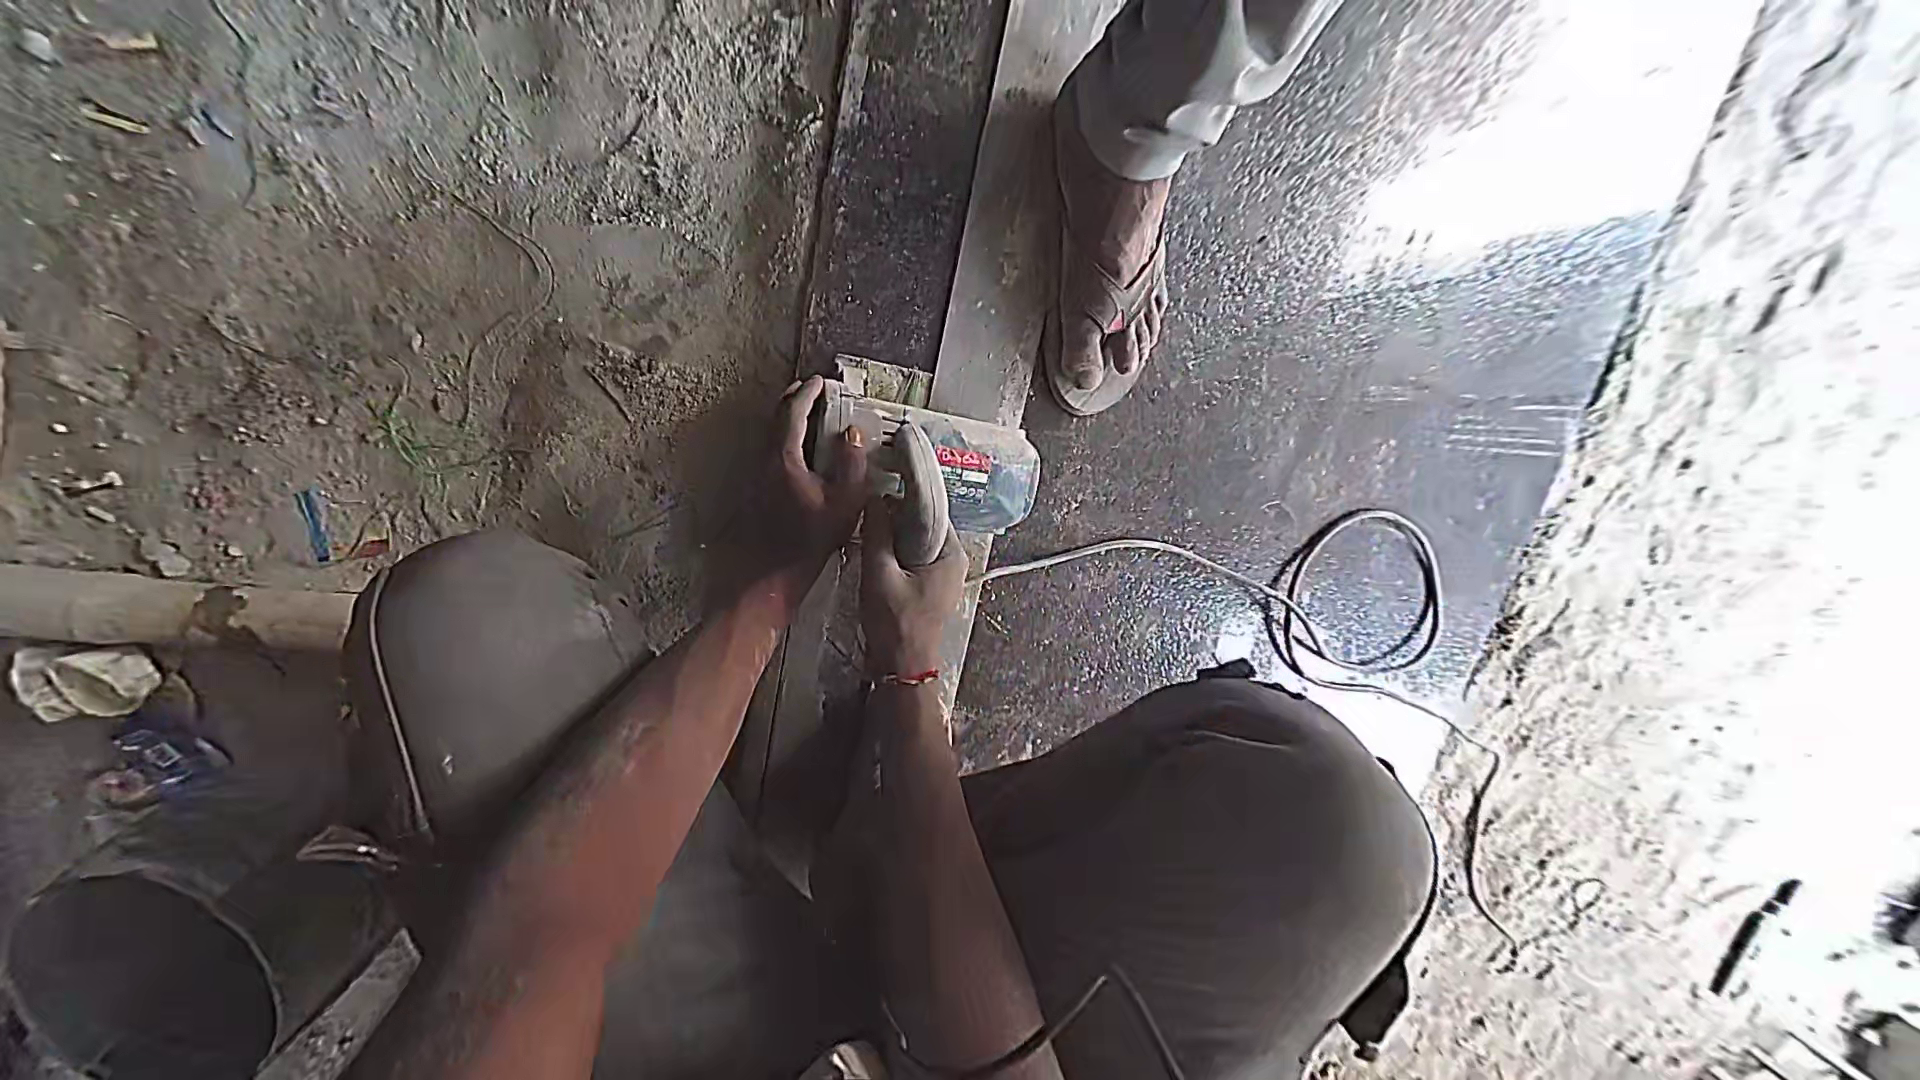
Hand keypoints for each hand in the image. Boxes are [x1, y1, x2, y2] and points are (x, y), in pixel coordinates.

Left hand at [762, 376, 868, 575]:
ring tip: (814, 414)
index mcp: (785, 458)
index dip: (809, 392)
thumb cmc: (810, 540)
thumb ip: (852, 465)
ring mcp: (759, 474)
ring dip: (792, 418)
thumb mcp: (844, 503)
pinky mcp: (760, 488)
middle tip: (816, 391)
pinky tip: (806, 449)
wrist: (772, 572)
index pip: (793, 412)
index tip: (824, 382)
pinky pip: (774, 449)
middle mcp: (766, 460)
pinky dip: (789, 437)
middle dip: (796, 399)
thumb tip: (853, 434)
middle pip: (777, 417)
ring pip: (774, 433)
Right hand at [861, 496, 967, 677]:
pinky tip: (875, 545)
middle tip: (868, 504)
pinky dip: (896, 549)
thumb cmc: (895, 622)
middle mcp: (954, 559)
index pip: (931, 508)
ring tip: (868, 520)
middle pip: (924, 523)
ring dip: (894, 532)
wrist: (902, 668)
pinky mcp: (931, 585)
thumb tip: (874, 497)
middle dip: (897, 513)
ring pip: (917, 539)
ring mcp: (944, 573)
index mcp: (952, 552)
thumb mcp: (880, 574)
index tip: (879, 481)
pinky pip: (914, 555)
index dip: (904, 494)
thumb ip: (878, 534)